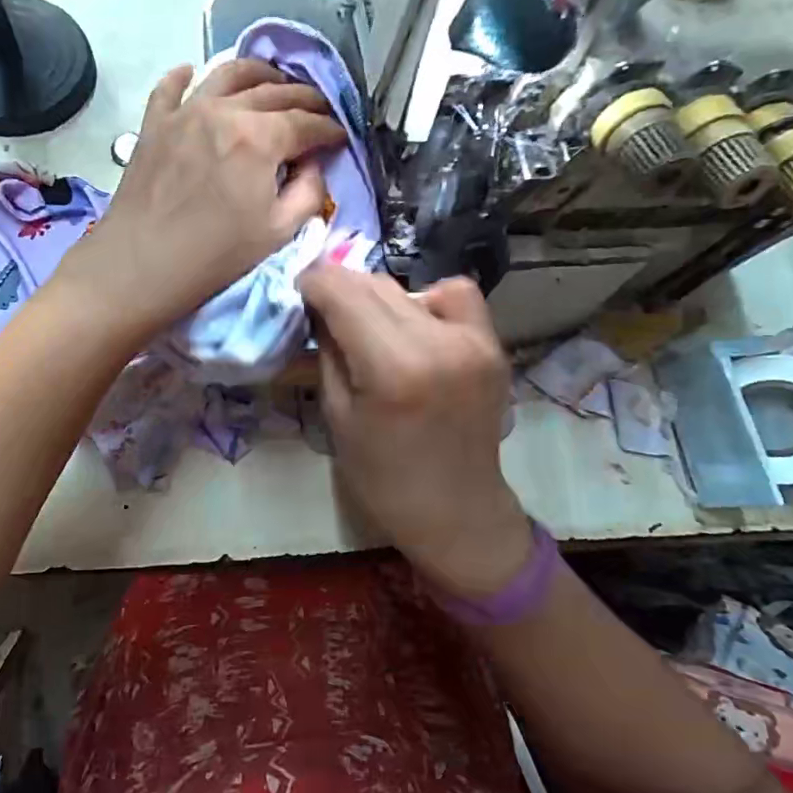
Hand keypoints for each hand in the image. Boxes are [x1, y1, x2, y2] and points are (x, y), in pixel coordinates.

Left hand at [54, 60, 346, 345]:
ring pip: (228, 73)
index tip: (341, 137)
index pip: (306, 122)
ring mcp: (185, 112)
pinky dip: (186, 76)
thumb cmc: (215, 256)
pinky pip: (171, 86)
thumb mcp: (278, 232)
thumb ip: (308, 191)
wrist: (141, 266)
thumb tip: (312, 163)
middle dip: (305, 98)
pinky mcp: (154, 123)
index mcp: (259, 138)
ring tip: (273, 81)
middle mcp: (224, 110)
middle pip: (274, 91)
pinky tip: (193, 73)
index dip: (330, 128)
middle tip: (319, 108)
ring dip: (259, 73)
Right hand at [298, 266, 532, 598]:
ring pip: (410, 288)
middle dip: (341, 289)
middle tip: (324, 310)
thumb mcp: (337, 416)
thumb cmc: (383, 478)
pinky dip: (427, 301)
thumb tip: (319, 307)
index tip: (299, 289)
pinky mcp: (493, 345)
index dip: (313, 281)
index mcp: (392, 368)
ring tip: (369, 327)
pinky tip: (416, 327)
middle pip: (375, 284)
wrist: (456, 510)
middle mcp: (438, 342)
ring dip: (379, 298)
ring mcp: (474, 340)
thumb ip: (328, 352)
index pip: (342, 292)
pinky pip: (455, 296)